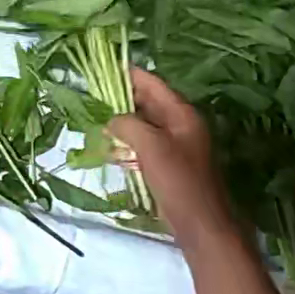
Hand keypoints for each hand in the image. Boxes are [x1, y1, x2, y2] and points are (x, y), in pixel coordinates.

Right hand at [107, 68, 233, 238]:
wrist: (202, 225)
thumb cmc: (179, 182)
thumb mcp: (151, 146)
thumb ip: (128, 124)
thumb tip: (111, 119)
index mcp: (182, 114)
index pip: (152, 84)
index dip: (128, 74)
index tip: (103, 68)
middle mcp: (180, 124)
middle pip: (147, 101)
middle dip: (121, 97)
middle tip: (92, 96)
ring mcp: (175, 145)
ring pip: (144, 123)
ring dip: (122, 121)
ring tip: (96, 120)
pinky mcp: (168, 164)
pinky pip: (144, 144)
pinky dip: (127, 141)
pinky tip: (110, 148)